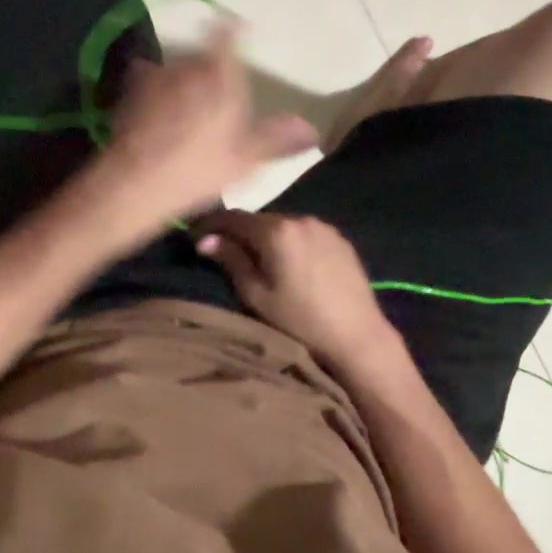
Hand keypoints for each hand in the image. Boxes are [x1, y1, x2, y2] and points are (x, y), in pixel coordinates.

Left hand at [83, 22, 318, 238]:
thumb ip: (277, 139)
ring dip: (178, 75)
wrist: (135, 183)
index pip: (227, 34)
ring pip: (171, 65)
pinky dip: (154, 89)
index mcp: (220, 73)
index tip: (240, 27)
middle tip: (213, 81)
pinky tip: (157, 113)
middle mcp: (186, 65)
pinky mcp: (127, 94)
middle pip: (197, 51)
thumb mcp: (246, 160)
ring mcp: (153, 77)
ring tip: (185, 98)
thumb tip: (311, 129)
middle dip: (205, 60)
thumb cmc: (197, 170)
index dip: (233, 29)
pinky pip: (146, 82)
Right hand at [195, 210, 393, 368]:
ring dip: (265, 237)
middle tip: (224, 252)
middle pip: (258, 219)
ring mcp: (324, 227)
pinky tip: (289, 264)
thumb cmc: (298, 319)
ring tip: (257, 260)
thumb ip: (230, 260)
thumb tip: (205, 240)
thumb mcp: (255, 293)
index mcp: (276, 230)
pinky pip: (303, 233)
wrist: (356, 335)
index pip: (233, 216)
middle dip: (238, 232)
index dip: (210, 225)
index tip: (195, 238)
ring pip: (282, 225)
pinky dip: (289, 242)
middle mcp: (300, 218)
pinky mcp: (340, 239)